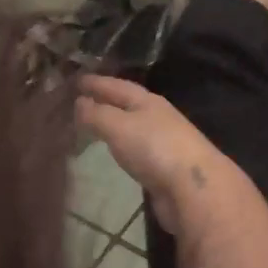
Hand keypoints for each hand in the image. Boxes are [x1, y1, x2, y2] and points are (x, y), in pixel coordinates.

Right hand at [76, 74, 223, 230]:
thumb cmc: (154, 148)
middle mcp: (156, 116)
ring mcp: (162, 140)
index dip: (98, 82)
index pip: (118, 85)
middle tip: (80, 99)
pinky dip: (121, 144)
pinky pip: (135, 147)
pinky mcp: (162, 166)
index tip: (77, 79)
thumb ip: (98, 114)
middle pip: (126, 103)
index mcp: (147, 100)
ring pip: (131, 125)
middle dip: (105, 99)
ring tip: (92, 123)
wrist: (191, 188)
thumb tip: (79, 101)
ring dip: (113, 122)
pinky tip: (115, 150)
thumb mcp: (120, 126)